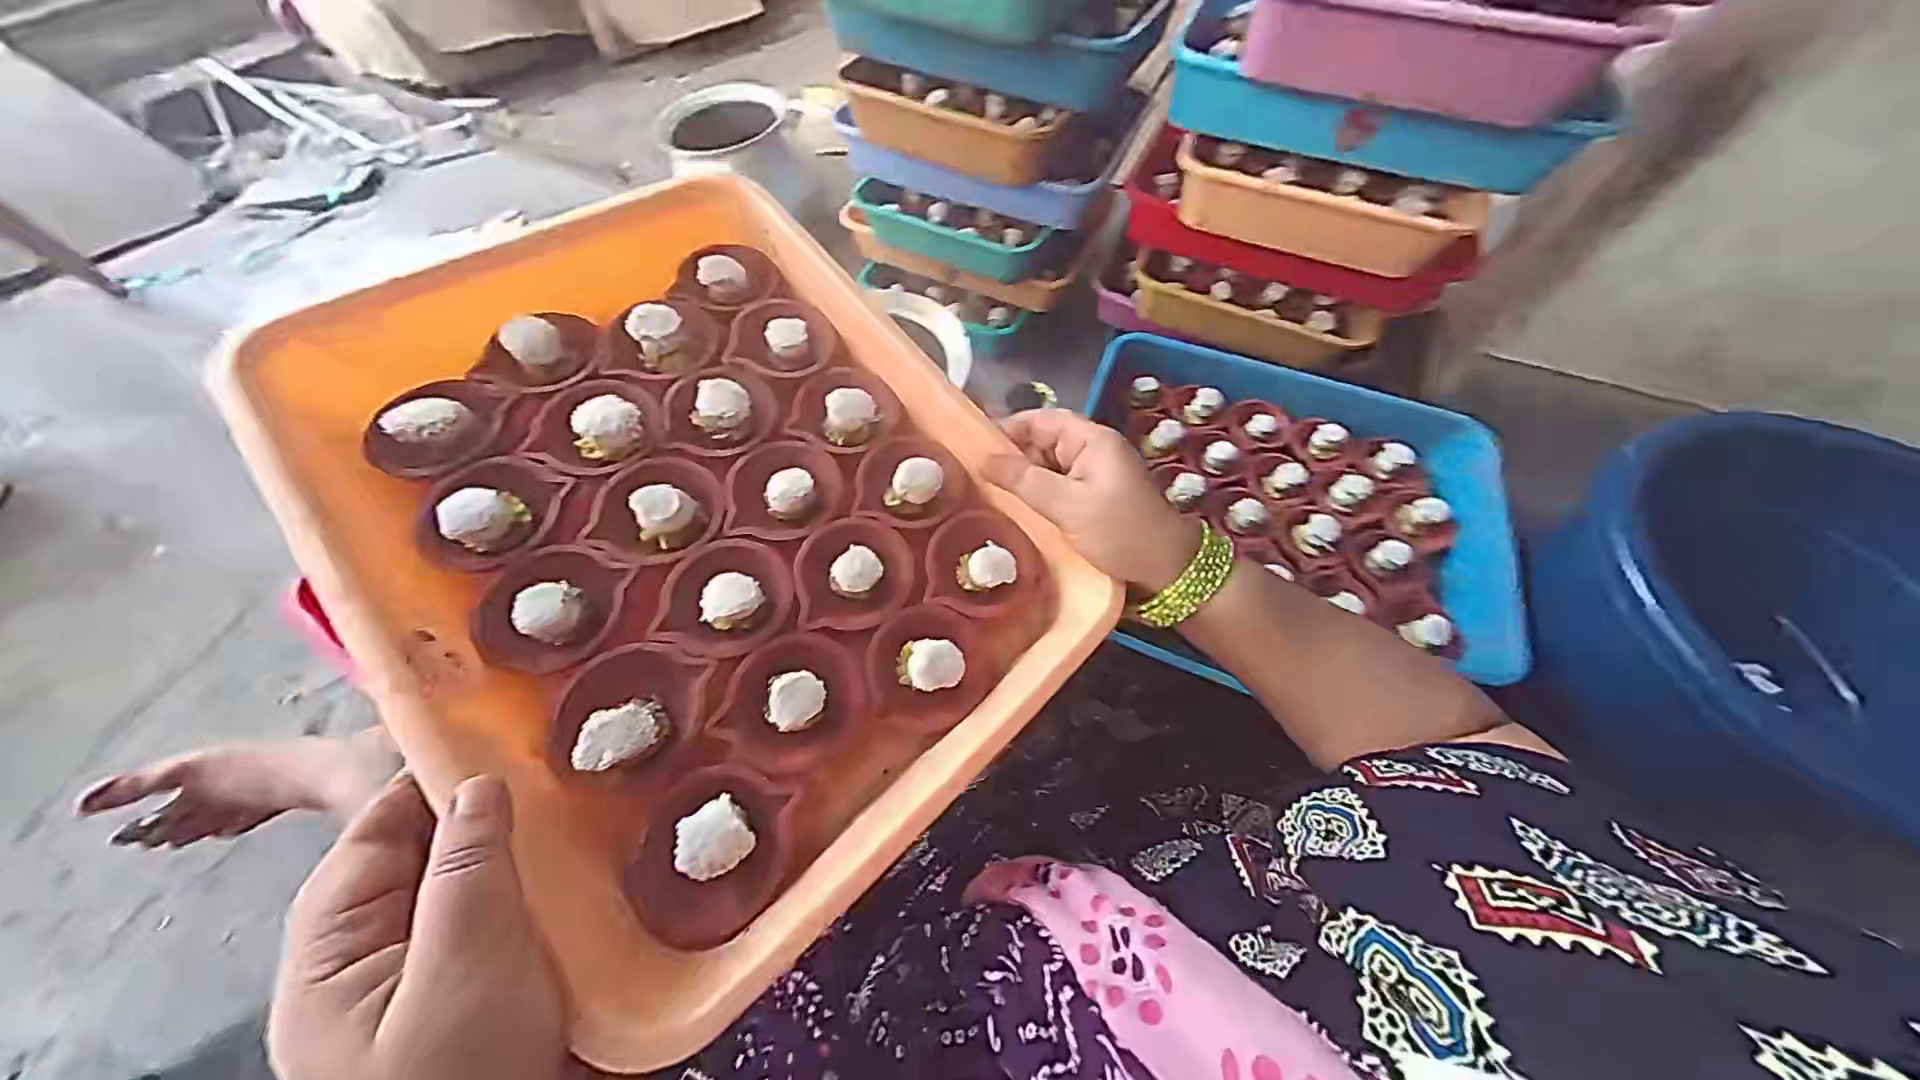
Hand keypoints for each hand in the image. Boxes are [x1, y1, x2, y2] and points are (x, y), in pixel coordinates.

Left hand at [268, 773, 565, 1079]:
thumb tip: (478, 784)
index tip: (496, 736)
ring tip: (567, 803)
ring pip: (464, 878)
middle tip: (548, 768)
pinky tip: (570, 860)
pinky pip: (495, 907)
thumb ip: (467, 869)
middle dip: (479, 809)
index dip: (427, 782)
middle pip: (420, 855)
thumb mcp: (465, 967)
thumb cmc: (467, 1068)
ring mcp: (426, 967)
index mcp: (334, 955)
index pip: (372, 839)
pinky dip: (528, 877)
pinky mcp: (475, 976)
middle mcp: (371, 956)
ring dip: (511, 842)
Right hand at [984, 409, 1198, 589]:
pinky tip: (1020, 507)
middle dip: (1014, 456)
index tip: (977, 447)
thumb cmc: (1119, 531)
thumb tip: (985, 460)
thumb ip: (1024, 480)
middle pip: (1044, 440)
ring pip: (1048, 464)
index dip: (1009, 427)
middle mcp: (1093, 448)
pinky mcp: (1094, 494)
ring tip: (993, 492)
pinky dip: (1039, 492)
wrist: (1166, 568)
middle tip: (981, 477)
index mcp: (1092, 439)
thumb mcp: (1067, 506)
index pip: (1042, 419)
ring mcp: (1095, 472)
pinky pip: (1059, 483)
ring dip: (1024, 477)